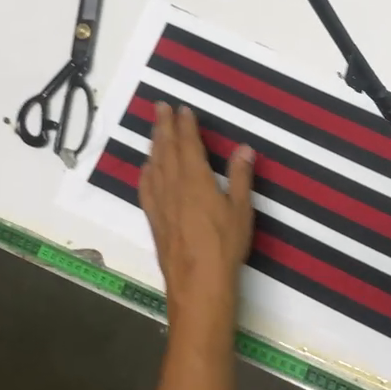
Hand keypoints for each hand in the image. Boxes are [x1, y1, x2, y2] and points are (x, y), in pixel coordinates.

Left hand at [139, 103, 255, 337]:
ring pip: (154, 166)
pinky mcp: (154, 220)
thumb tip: (244, 148)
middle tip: (159, 107)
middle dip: (163, 127)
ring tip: (155, 130)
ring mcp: (160, 203)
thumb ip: (241, 177)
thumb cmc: (225, 245)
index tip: (181, 108)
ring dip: (154, 145)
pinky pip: (146, 188)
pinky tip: (146, 169)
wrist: (198, 282)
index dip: (184, 125)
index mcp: (196, 180)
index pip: (188, 145)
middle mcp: (173, 186)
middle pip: (166, 150)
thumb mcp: (241, 209)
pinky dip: (146, 171)